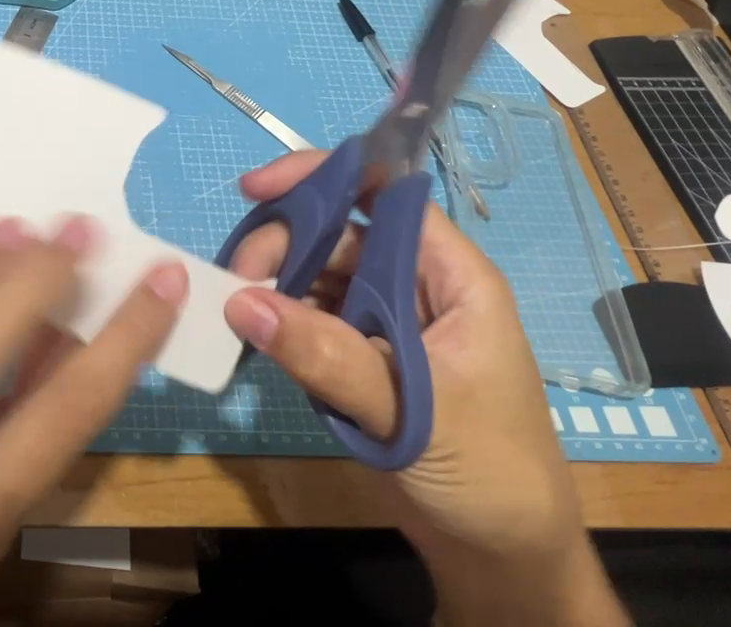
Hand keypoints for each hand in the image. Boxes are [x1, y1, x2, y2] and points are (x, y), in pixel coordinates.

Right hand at [221, 152, 625, 624]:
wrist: (499, 555)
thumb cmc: (486, 472)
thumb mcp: (410, 410)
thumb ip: (326, 355)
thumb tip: (241, 302)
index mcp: (450, 277)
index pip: (385, 196)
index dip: (323, 176)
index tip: (256, 188)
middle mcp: (413, 286)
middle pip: (338, 233)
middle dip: (284, 242)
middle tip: (235, 278)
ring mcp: (382, 321)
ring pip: (317, 273)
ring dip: (272, 281)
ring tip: (231, 304)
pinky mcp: (356, 354)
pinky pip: (308, 317)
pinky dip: (275, 317)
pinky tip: (247, 328)